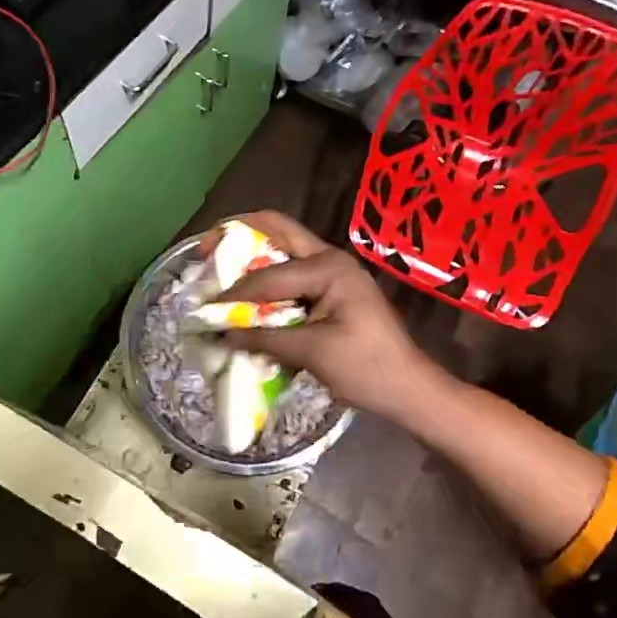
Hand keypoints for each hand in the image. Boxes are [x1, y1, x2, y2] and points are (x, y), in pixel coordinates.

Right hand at [213, 211, 444, 420]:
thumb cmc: (367, 368)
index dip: (234, 293)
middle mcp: (329, 259)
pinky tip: (248, 296)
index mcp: (328, 268)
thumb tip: (221, 333)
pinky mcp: (330, 289)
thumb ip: (265, 338)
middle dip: (240, 235)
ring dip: (252, 256)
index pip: (269, 275)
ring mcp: (331, 272)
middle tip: (208, 249)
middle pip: (277, 229)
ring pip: (282, 249)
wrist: (409, 388)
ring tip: (221, 269)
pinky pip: (290, 273)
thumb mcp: (313, 354)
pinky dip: (266, 280)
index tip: (207, 309)